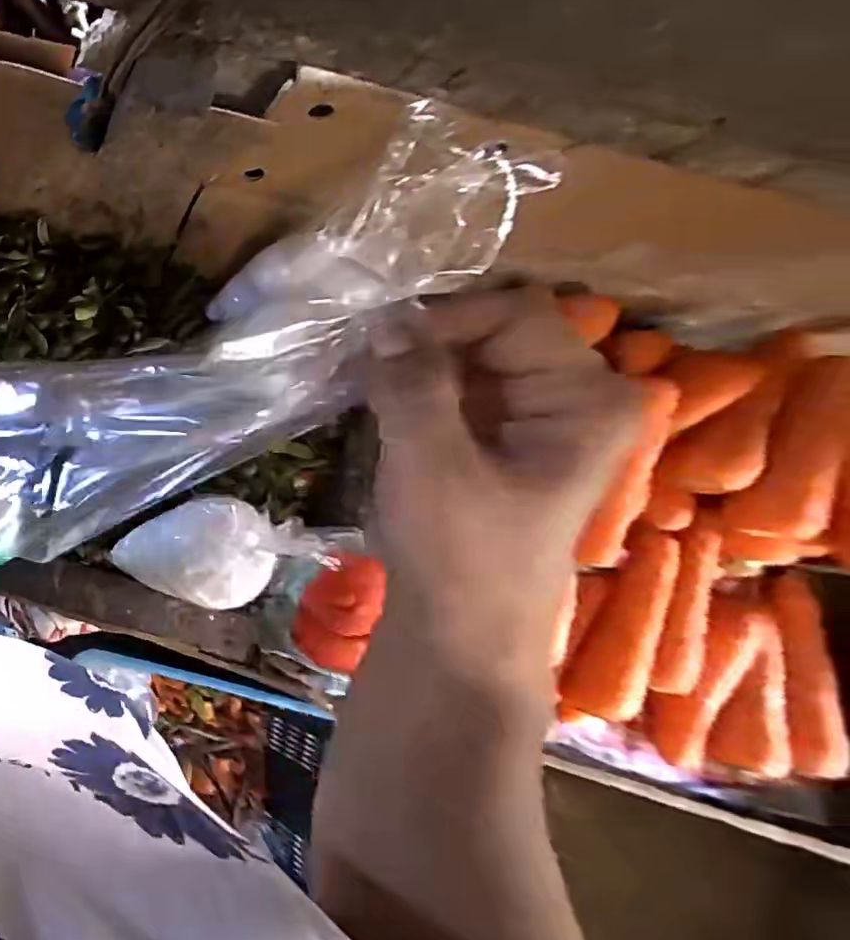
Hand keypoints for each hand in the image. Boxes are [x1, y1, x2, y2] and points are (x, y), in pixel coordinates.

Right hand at [366, 287, 640, 679]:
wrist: (460, 623)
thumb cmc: (458, 547)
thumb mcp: (430, 461)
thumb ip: (412, 386)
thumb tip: (384, 320)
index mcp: (584, 398)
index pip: (514, 316)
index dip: (442, 319)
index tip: (373, 344)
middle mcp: (569, 397)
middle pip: (491, 333)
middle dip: (421, 341)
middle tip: (355, 362)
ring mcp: (530, 420)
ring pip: (466, 361)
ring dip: (408, 365)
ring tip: (356, 382)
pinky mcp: (492, 441)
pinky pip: (451, 391)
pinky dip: (409, 389)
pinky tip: (372, 403)